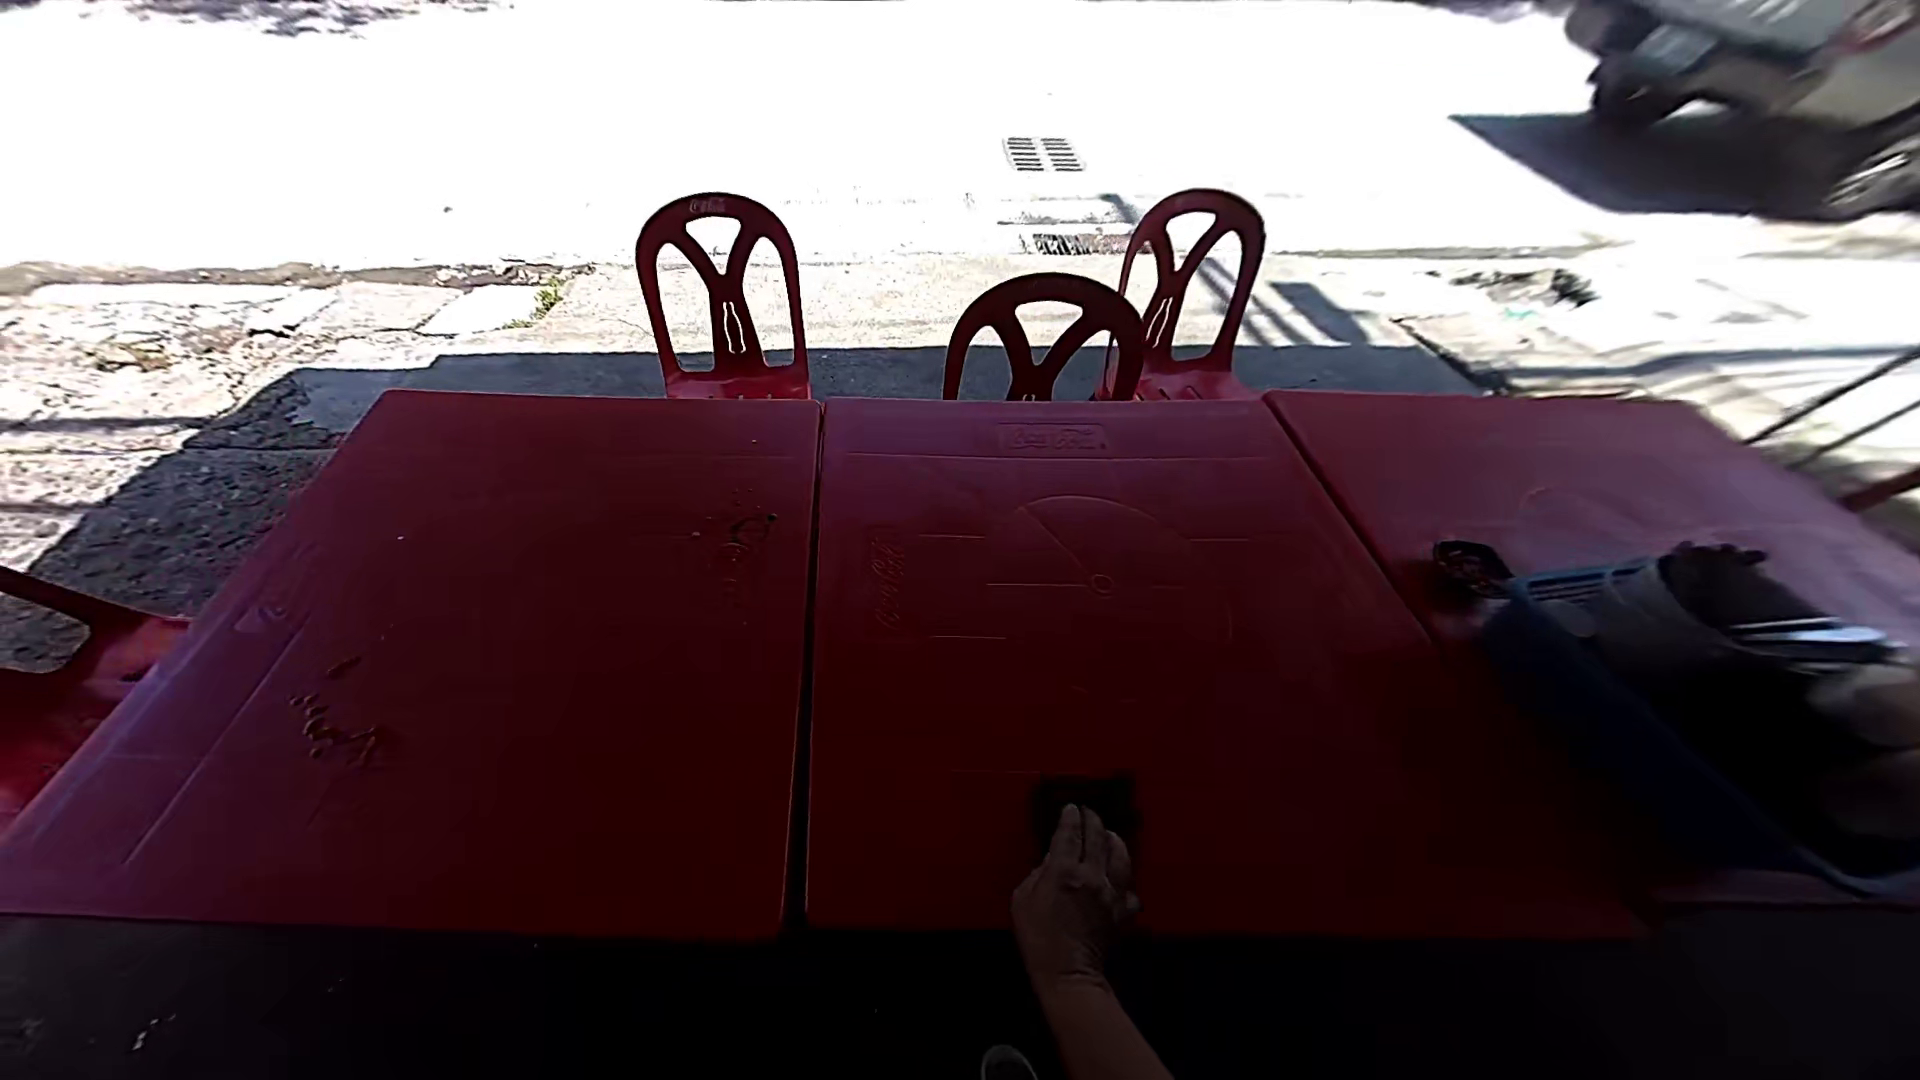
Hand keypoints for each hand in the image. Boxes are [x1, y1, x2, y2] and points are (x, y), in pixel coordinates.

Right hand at [1012, 804, 1140, 994]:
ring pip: (1121, 855)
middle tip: (1087, 812)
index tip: (1070, 808)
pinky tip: (1117, 877)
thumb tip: (1051, 859)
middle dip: (1092, 819)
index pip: (1070, 831)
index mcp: (1064, 870)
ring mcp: (1111, 894)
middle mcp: (1092, 876)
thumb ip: (1038, 872)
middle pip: (1098, 836)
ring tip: (1108, 834)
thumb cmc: (1037, 937)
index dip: (1070, 816)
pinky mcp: (1122, 913)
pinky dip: (1124, 880)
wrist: (1067, 975)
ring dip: (1114, 840)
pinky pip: (1130, 889)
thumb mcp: (1022, 898)